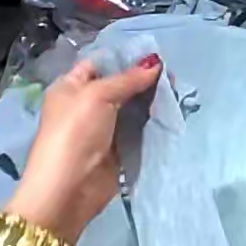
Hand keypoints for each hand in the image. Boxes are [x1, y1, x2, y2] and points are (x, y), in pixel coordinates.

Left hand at [5, 53, 160, 241]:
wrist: (68, 189)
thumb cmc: (75, 132)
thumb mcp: (97, 96)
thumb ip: (127, 79)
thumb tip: (155, 62)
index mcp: (71, 86)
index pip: (100, 64)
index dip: (124, 59)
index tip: (155, 55)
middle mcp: (86, 104)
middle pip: (118, 86)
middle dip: (142, 80)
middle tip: (173, 75)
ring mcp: (102, 128)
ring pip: (130, 108)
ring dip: (150, 101)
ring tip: (177, 91)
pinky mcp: (116, 150)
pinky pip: (136, 130)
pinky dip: (151, 123)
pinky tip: (170, 113)